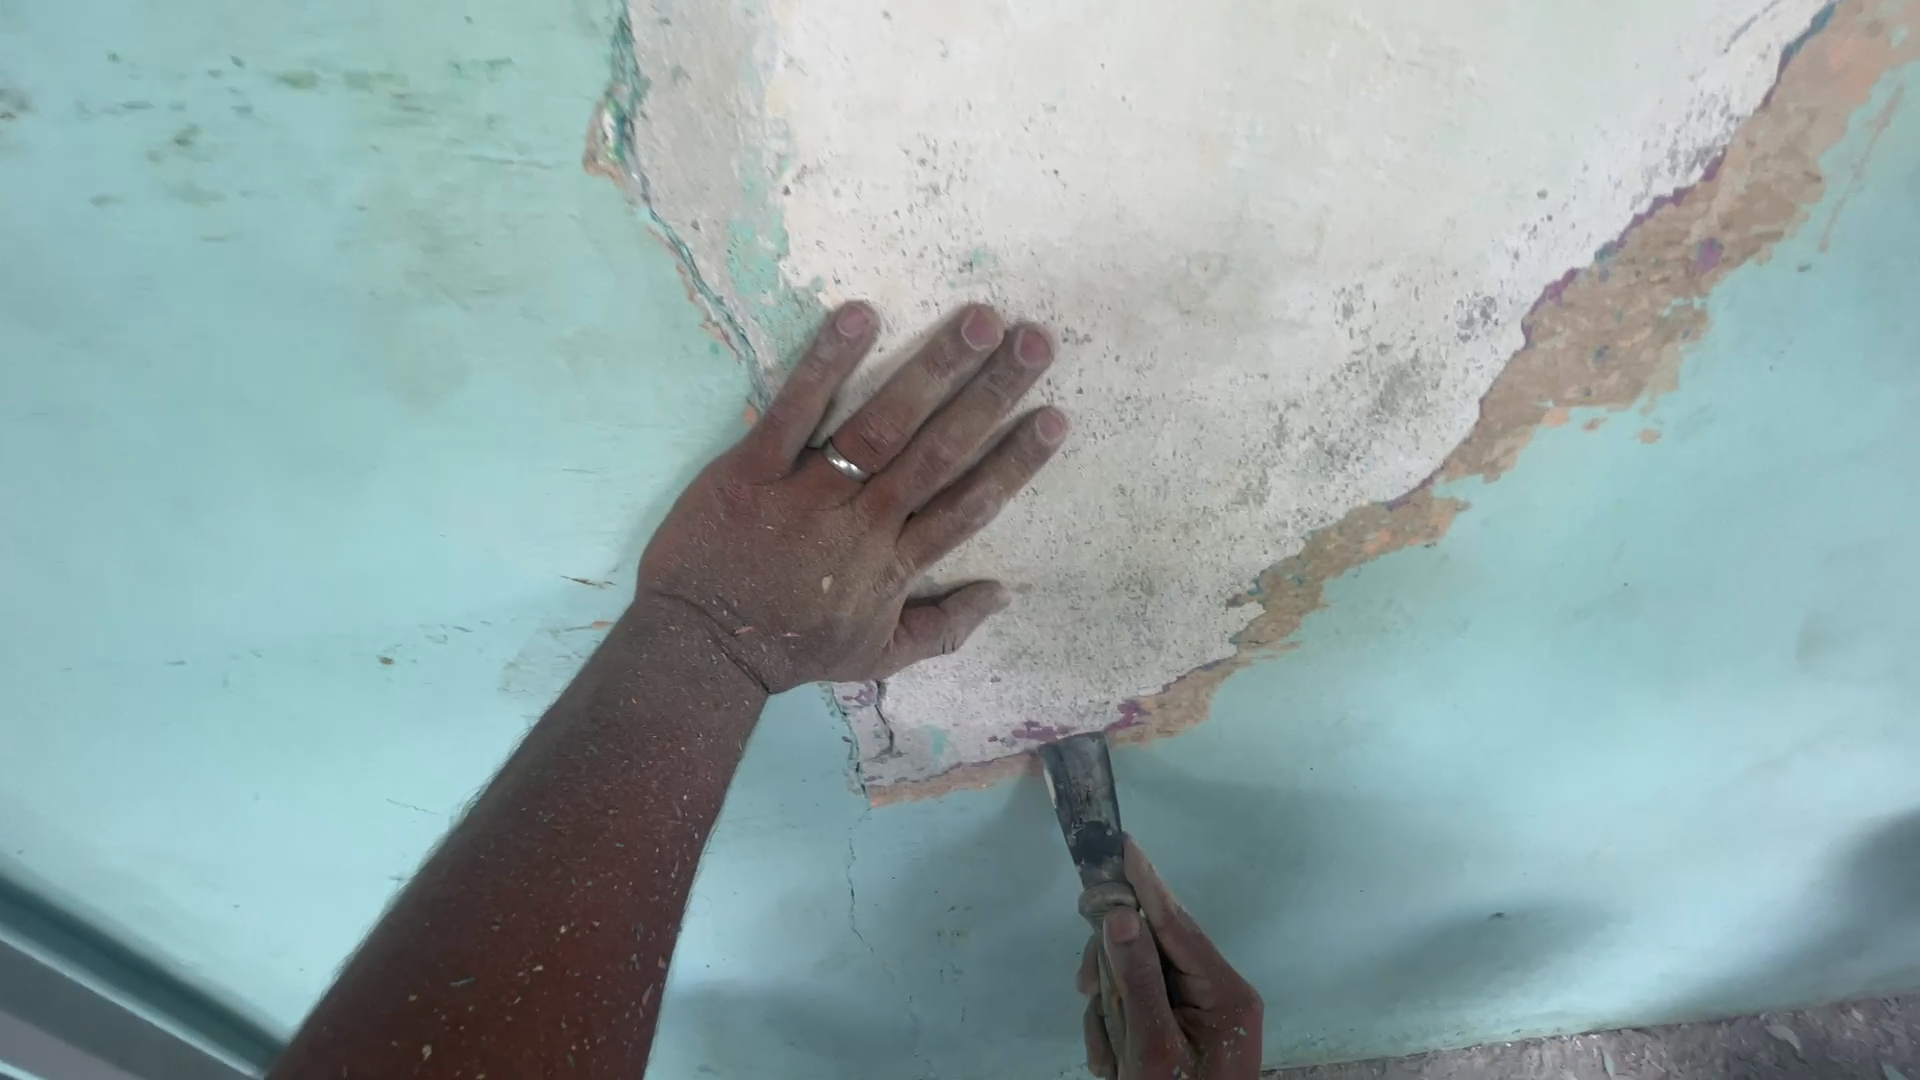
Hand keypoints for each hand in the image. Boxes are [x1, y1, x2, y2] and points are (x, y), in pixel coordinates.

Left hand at [638, 302, 1067, 692]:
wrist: (703, 649)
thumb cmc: (794, 647)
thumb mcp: (880, 657)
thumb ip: (946, 629)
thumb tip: (1005, 594)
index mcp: (897, 564)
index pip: (970, 506)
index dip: (1016, 462)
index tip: (1055, 417)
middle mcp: (865, 522)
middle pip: (940, 452)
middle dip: (992, 396)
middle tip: (1035, 340)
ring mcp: (809, 493)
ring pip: (881, 426)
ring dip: (932, 372)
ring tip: (978, 321)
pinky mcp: (752, 471)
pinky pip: (792, 413)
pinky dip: (824, 366)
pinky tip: (860, 316)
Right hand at [1077, 837, 1263, 1079]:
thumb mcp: (1153, 1049)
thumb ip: (1135, 976)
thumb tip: (1120, 912)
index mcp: (1225, 992)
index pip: (1176, 920)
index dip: (1144, 880)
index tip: (1120, 841)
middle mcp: (1215, 990)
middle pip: (1149, 942)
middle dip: (1114, 966)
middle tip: (1084, 982)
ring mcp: (1195, 1009)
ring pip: (1133, 970)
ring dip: (1109, 1006)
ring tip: (1107, 1056)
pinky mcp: (1176, 1025)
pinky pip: (1133, 998)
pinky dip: (1113, 1023)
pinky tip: (1111, 1059)